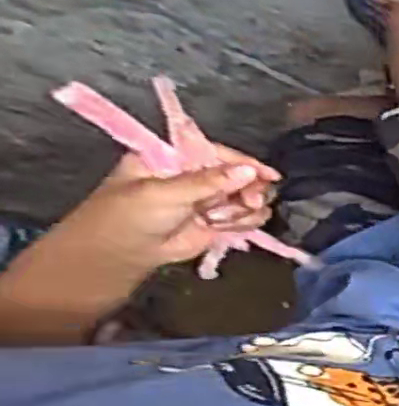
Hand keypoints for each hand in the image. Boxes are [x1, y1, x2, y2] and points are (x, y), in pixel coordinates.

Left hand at [47, 151, 279, 273]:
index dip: (245, 162)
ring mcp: (212, 198)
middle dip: (251, 190)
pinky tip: (222, 227)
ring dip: (245, 210)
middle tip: (250, 202)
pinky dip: (245, 222)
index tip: (269, 175)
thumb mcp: (163, 193)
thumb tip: (250, 170)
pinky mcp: (223, 218)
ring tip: (220, 220)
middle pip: (244, 175)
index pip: (218, 153)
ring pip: (253, 196)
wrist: (123, 252)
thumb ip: (207, 182)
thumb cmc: (129, 215)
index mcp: (174, 160)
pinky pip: (253, 215)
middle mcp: (197, 176)